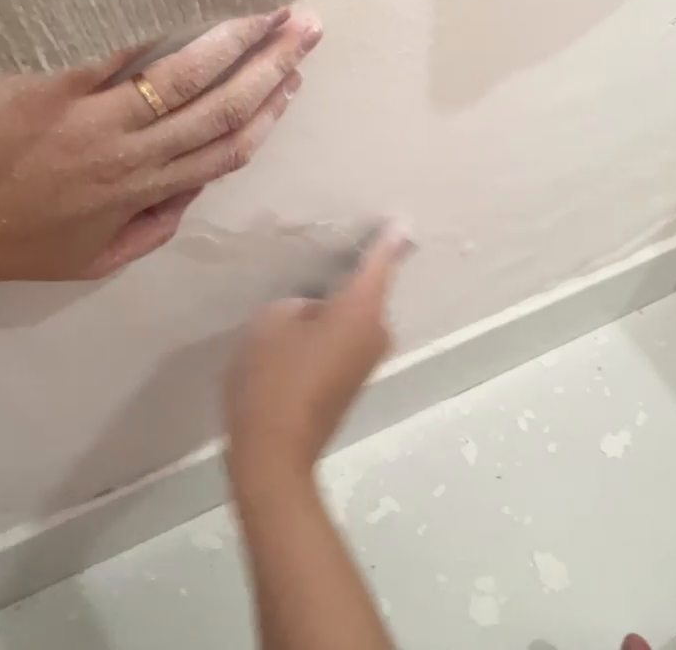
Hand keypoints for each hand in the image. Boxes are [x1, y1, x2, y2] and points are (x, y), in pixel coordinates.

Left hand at [0, 8, 321, 296]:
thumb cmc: (5, 246)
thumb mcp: (92, 259)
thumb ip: (152, 228)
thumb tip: (195, 192)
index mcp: (144, 193)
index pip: (226, 149)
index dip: (269, 113)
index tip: (295, 81)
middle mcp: (133, 155)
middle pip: (221, 107)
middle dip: (272, 66)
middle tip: (306, 27)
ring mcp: (92, 118)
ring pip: (183, 77)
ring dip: (234, 40)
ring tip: (270, 9)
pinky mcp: (48, 85)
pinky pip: (110, 48)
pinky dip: (149, 21)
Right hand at [224, 224, 413, 488]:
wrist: (274, 452)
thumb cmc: (272, 378)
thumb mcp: (271, 322)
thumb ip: (298, 304)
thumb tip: (316, 313)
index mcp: (360, 309)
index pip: (380, 263)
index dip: (390, 241)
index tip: (404, 223)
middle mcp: (376, 332)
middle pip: (367, 291)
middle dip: (348, 278)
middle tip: (318, 268)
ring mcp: (368, 360)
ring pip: (354, 317)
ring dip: (335, 310)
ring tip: (296, 313)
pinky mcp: (354, 381)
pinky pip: (347, 339)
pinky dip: (330, 333)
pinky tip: (298, 343)